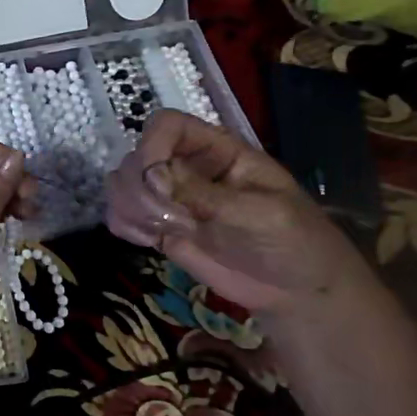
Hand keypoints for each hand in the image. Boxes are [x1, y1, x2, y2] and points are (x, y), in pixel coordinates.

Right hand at [104, 110, 372, 317]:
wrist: (297, 289)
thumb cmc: (293, 241)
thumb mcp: (259, 213)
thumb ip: (203, 194)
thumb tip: (151, 175)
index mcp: (217, 151)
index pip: (166, 126)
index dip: (151, 146)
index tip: (155, 183)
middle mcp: (186, 167)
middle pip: (135, 158)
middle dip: (141, 191)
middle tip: (173, 221)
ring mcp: (169, 198)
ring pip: (120, 186)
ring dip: (131, 208)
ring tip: (163, 232)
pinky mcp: (158, 226)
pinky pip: (119, 215)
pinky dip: (125, 226)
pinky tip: (151, 240)